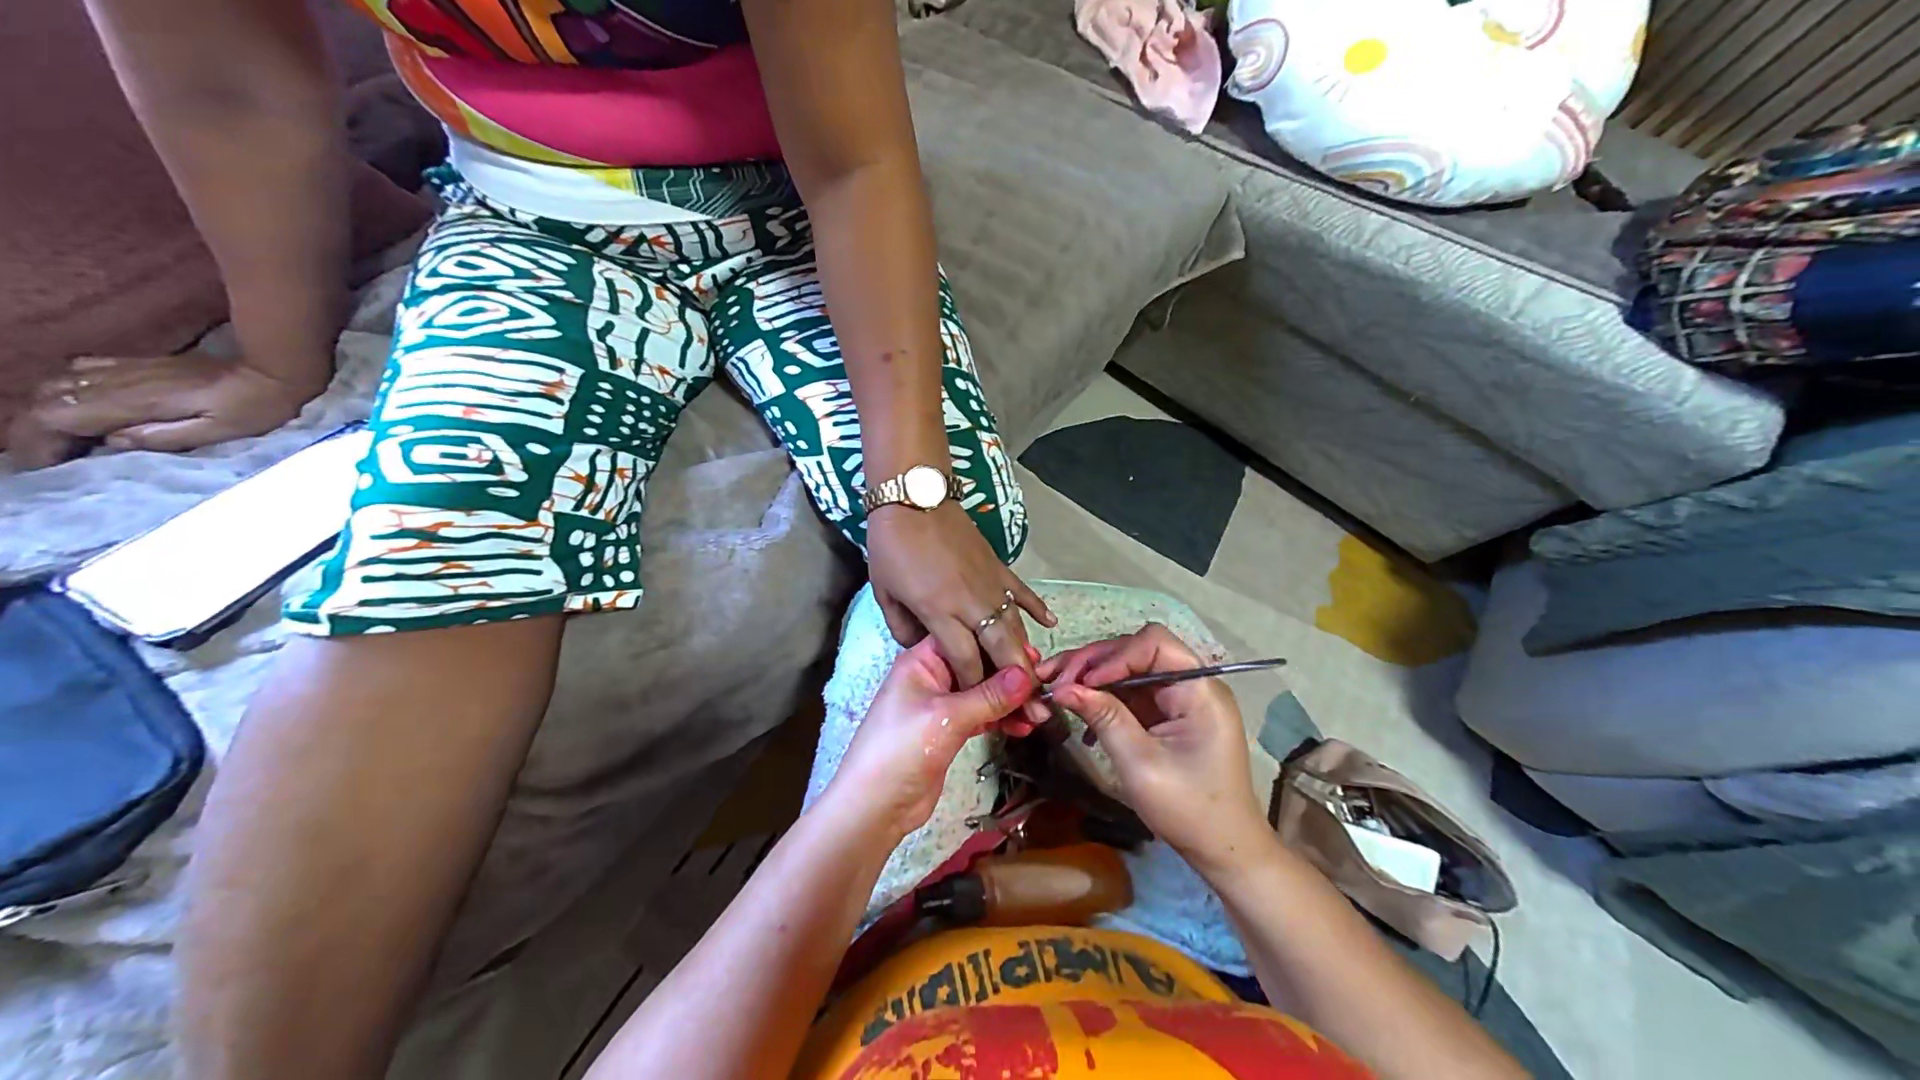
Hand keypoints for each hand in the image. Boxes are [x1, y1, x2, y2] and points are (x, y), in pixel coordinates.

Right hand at [9, 347, 328, 467]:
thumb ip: (167, 437)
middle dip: (36, 430)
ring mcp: (125, 369)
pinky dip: (66, 392)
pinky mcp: (137, 364)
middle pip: (46, 400)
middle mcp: (119, 380)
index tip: (47, 465)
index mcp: (136, 401)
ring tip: (63, 440)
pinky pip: (80, 371)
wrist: (272, 372)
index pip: (57, 416)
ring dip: (48, 411)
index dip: (41, 441)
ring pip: (56, 384)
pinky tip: (82, 410)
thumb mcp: (220, 431)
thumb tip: (113, 441)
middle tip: (51, 457)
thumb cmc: (255, 407)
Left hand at [820, 636, 1036, 841]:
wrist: (875, 806)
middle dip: (1012, 678)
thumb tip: (1028, 674)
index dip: (1000, 644)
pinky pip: (983, 716)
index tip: (1034, 657)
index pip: (967, 639)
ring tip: (1040, 716)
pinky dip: (1002, 720)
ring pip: (985, 693)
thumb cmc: (902, 749)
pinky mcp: (950, 729)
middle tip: (1043, 690)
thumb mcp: (947, 716)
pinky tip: (1024, 728)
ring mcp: (942, 704)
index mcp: (923, 660)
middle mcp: (933, 675)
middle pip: (980, 666)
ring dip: (1011, 703)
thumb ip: (989, 695)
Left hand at [867, 500, 1054, 727]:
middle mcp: (970, 603)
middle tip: (1023, 700)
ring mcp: (990, 584)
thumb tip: (923, 647)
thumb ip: (903, 629)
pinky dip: (1038, 609)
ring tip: (1031, 675)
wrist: (914, 498)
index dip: (974, 685)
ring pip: (1015, 626)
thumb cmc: (892, 548)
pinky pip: (1023, 593)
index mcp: (938, 612)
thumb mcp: (884, 594)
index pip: (965, 660)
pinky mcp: (999, 567)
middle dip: (1013, 678)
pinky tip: (1051, 625)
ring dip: (1024, 652)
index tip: (978, 701)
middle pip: (1000, 649)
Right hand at [1040, 624, 1270, 872]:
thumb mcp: (1140, 763)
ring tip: (1056, 688)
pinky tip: (1080, 712)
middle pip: (1137, 651)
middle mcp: (1192, 684)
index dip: (1114, 656)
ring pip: (1129, 670)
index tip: (1082, 682)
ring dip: (1092, 678)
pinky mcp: (1168, 714)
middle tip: (1053, 678)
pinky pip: (1132, 693)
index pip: (1154, 644)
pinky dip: (1104, 697)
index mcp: (1199, 690)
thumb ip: (1104, 718)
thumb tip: (1063, 688)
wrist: (1223, 849)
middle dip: (1094, 662)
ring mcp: (1180, 699)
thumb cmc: (1189, 808)